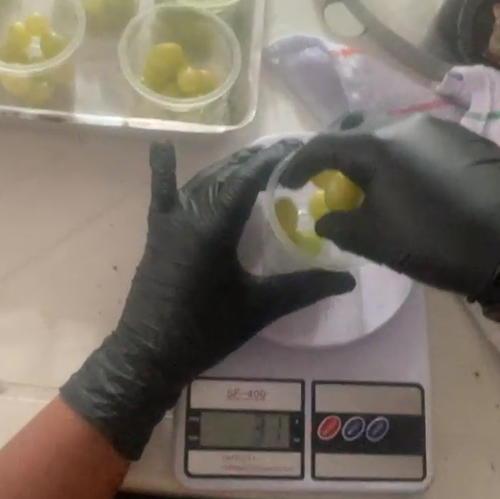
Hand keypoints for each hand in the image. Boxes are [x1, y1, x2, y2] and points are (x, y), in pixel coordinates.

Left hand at [62, 141, 355, 458]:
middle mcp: (190, 214)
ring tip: (258, 161)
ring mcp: (170, 222)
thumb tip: (349, 279)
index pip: (249, 178)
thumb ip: (305, 289)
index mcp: (215, 228)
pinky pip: (162, 195)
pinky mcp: (157, 233)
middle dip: (257, 161)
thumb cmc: (206, 332)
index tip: (300, 147)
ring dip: (229, 169)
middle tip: (288, 154)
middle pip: (227, 174)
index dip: (275, 159)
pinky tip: (163, 145)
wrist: (150, 354)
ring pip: (202, 182)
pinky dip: (165, 171)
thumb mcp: (261, 308)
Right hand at [281, 113, 499, 321]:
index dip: (300, 164)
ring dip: (373, 149)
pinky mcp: (469, 141)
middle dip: (335, 145)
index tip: (288, 182)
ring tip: (372, 181)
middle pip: (357, 123)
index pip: (323, 145)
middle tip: (329, 173)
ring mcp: (443, 129)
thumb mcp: (375, 240)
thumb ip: (340, 224)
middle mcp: (407, 125)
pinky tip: (414, 184)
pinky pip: (423, 141)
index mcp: (376, 145)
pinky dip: (405, 156)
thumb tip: (325, 217)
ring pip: (393, 129)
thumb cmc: (434, 243)